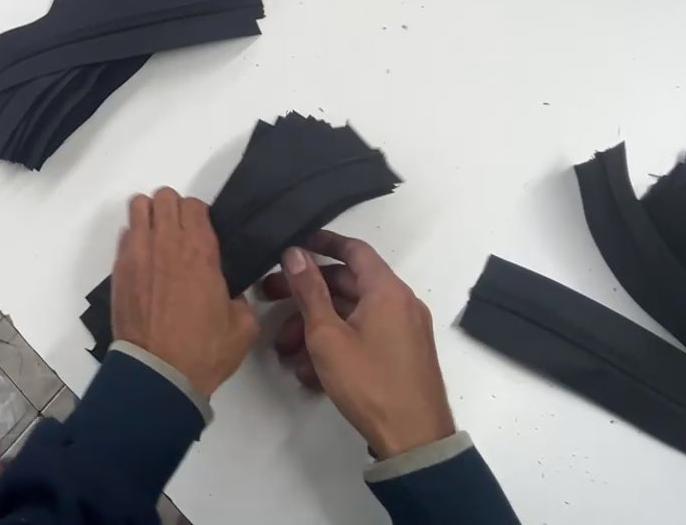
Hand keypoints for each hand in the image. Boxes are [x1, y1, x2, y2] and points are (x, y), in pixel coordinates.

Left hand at [111, 188, 258, 397]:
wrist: (159, 370)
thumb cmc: (203, 350)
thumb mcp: (242, 326)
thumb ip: (240, 300)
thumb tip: (229, 294)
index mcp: (200, 250)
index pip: (195, 205)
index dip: (199, 213)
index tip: (201, 230)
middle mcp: (167, 241)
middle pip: (165, 196)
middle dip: (172, 207)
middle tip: (178, 230)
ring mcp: (138, 250)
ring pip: (138, 205)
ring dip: (149, 214)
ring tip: (156, 235)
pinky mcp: (119, 266)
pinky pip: (124, 233)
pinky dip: (134, 237)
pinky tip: (142, 259)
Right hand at [260, 230, 453, 458]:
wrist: (415, 444)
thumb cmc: (369, 381)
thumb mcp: (327, 334)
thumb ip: (308, 290)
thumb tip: (295, 252)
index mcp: (387, 291)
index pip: (354, 249)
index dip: (322, 241)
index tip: (293, 244)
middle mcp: (400, 304)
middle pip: (345, 283)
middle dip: (305, 292)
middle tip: (270, 296)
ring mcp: (402, 332)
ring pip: (349, 314)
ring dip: (314, 325)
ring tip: (284, 348)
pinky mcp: (400, 357)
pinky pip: (362, 336)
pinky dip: (335, 343)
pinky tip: (307, 369)